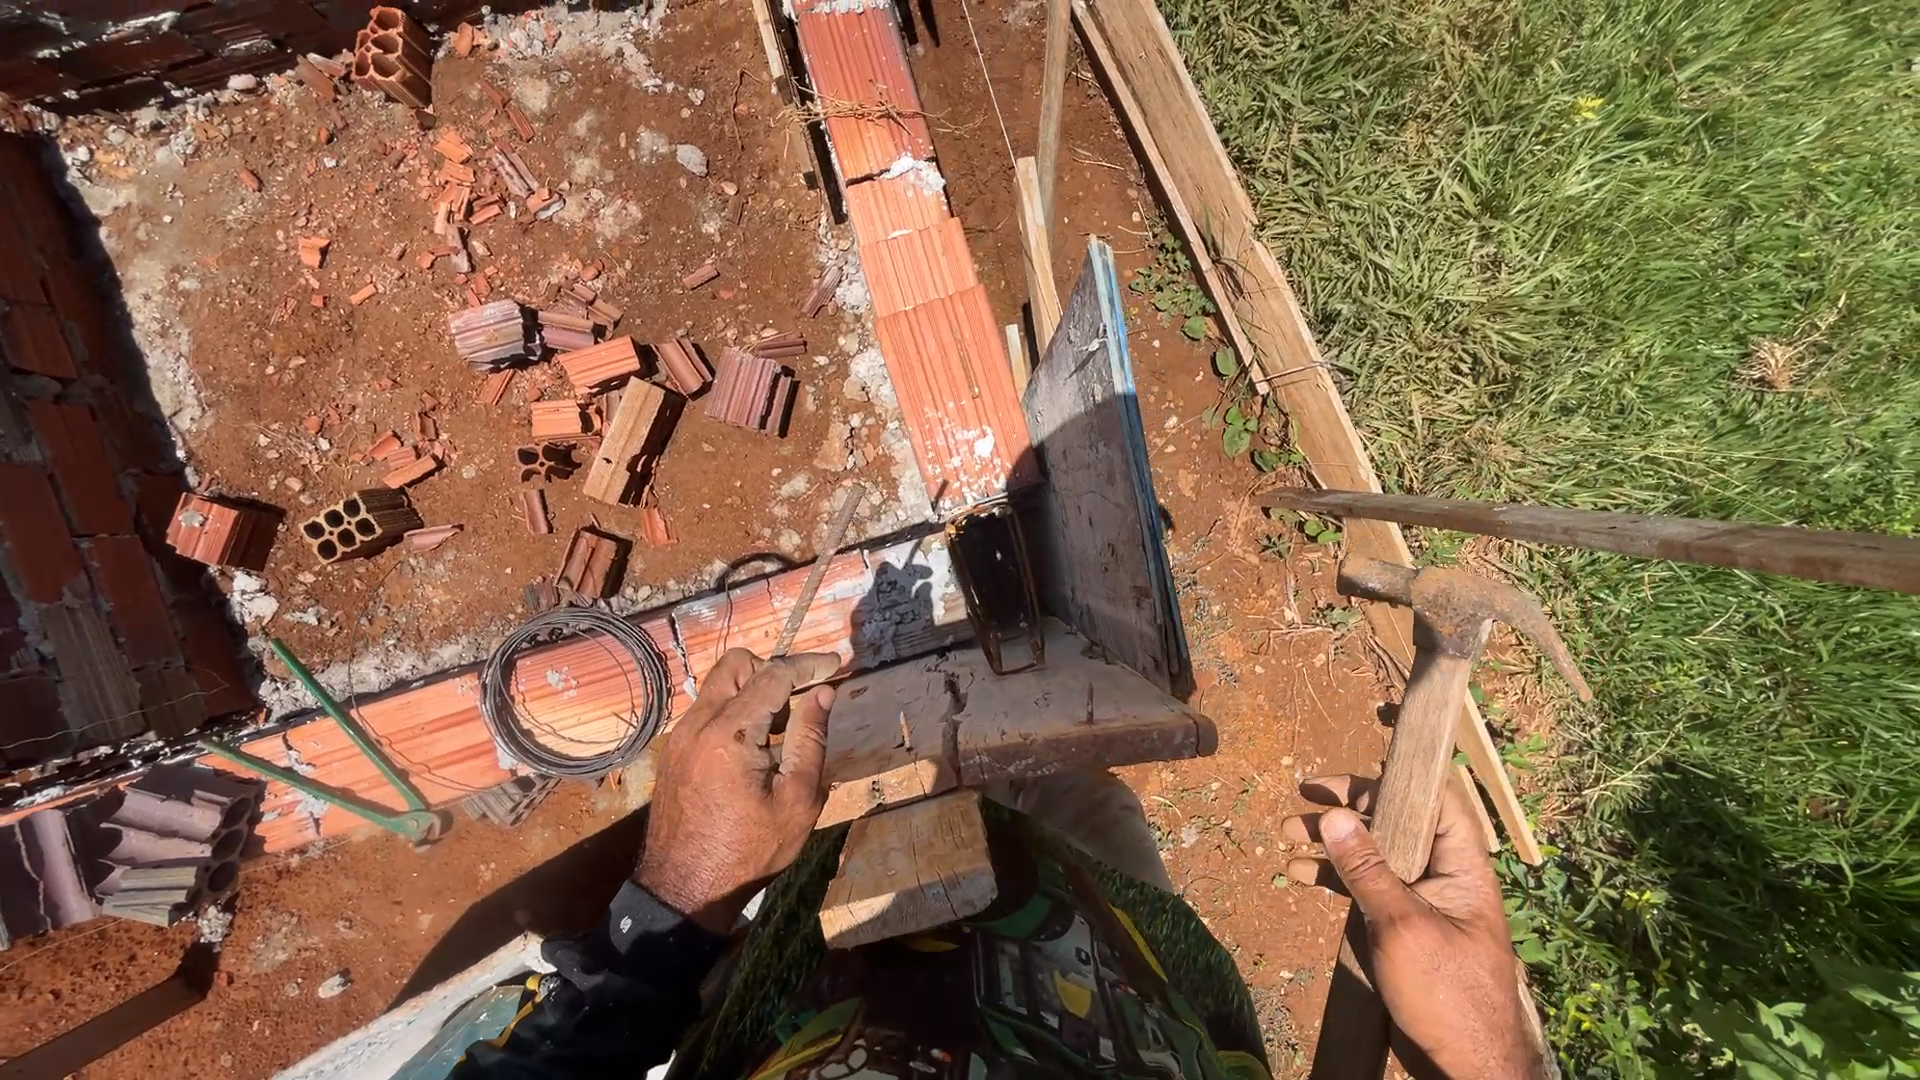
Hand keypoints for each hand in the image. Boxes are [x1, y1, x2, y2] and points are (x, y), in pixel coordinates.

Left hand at [636, 648, 841, 933]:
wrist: (685, 890)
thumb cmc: (749, 850)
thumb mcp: (797, 799)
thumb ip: (810, 739)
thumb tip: (823, 692)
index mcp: (730, 733)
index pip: (774, 674)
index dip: (809, 664)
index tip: (836, 665)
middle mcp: (698, 723)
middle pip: (737, 663)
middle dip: (774, 668)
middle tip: (801, 694)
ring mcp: (681, 735)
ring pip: (719, 684)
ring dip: (754, 688)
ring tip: (782, 725)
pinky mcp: (674, 750)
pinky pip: (708, 709)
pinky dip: (735, 708)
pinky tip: (756, 744)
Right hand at [1283, 775, 1540, 1079]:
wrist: (1465, 1072)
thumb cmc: (1445, 994)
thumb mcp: (1400, 924)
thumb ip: (1366, 867)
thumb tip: (1336, 813)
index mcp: (1460, 869)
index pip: (1438, 803)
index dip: (1401, 779)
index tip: (1355, 768)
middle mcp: (1441, 877)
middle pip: (1394, 822)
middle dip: (1348, 807)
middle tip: (1304, 793)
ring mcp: (1420, 902)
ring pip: (1372, 853)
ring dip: (1330, 841)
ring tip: (1286, 832)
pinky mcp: (1401, 926)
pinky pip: (1363, 887)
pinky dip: (1332, 877)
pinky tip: (1299, 876)